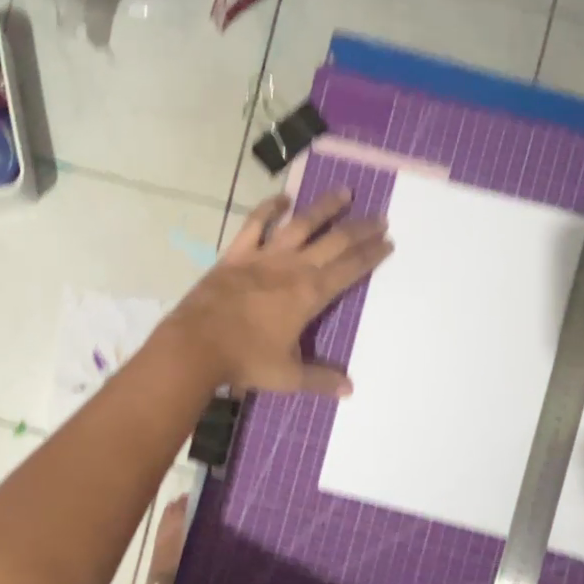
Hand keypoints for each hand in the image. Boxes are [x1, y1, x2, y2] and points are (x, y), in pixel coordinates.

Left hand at [164, 190, 391, 395]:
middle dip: (360, 228)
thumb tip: (348, 390)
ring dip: (324, 207)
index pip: (349, 269)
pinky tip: (282, 199)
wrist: (195, 345)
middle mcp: (292, 268)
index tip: (388, 242)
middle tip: (380, 217)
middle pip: (334, 241)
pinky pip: (255, 224)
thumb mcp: (287, 376)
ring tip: (344, 193)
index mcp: (309, 295)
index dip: (371, 255)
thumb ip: (320, 379)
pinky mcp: (236, 254)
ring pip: (300, 224)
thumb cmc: (244, 361)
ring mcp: (263, 257)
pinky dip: (269, 208)